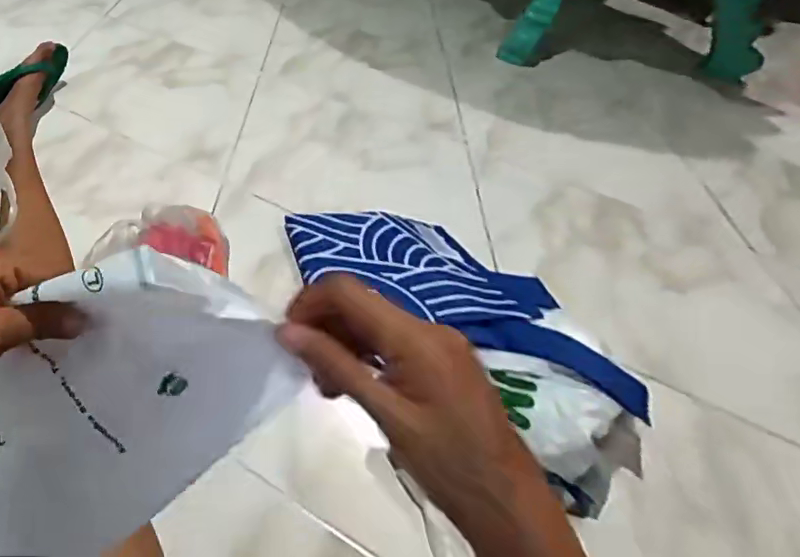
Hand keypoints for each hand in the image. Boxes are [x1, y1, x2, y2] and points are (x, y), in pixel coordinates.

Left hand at [0, 246, 85, 413]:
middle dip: (47, 304)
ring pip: (12, 290)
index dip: (63, 294)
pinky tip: (18, 339)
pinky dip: (10, 316)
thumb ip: (42, 320)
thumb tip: (84, 316)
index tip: (83, 321)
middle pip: (27, 276)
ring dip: (29, 312)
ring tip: (49, 340)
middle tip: (68, 333)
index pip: (40, 268)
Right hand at [277, 275, 582, 556]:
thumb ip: (335, 364)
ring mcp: (440, 343)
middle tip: (306, 367)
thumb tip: (285, 331)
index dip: (309, 302)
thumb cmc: (449, 466)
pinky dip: (366, 354)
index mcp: (416, 335)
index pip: (347, 289)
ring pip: (374, 321)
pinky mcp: (444, 360)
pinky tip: (354, 385)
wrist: (514, 509)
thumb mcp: (385, 415)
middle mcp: (428, 327)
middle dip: (324, 325)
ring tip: (327, 385)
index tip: (288, 335)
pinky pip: (393, 340)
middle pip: (359, 302)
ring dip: (342, 342)